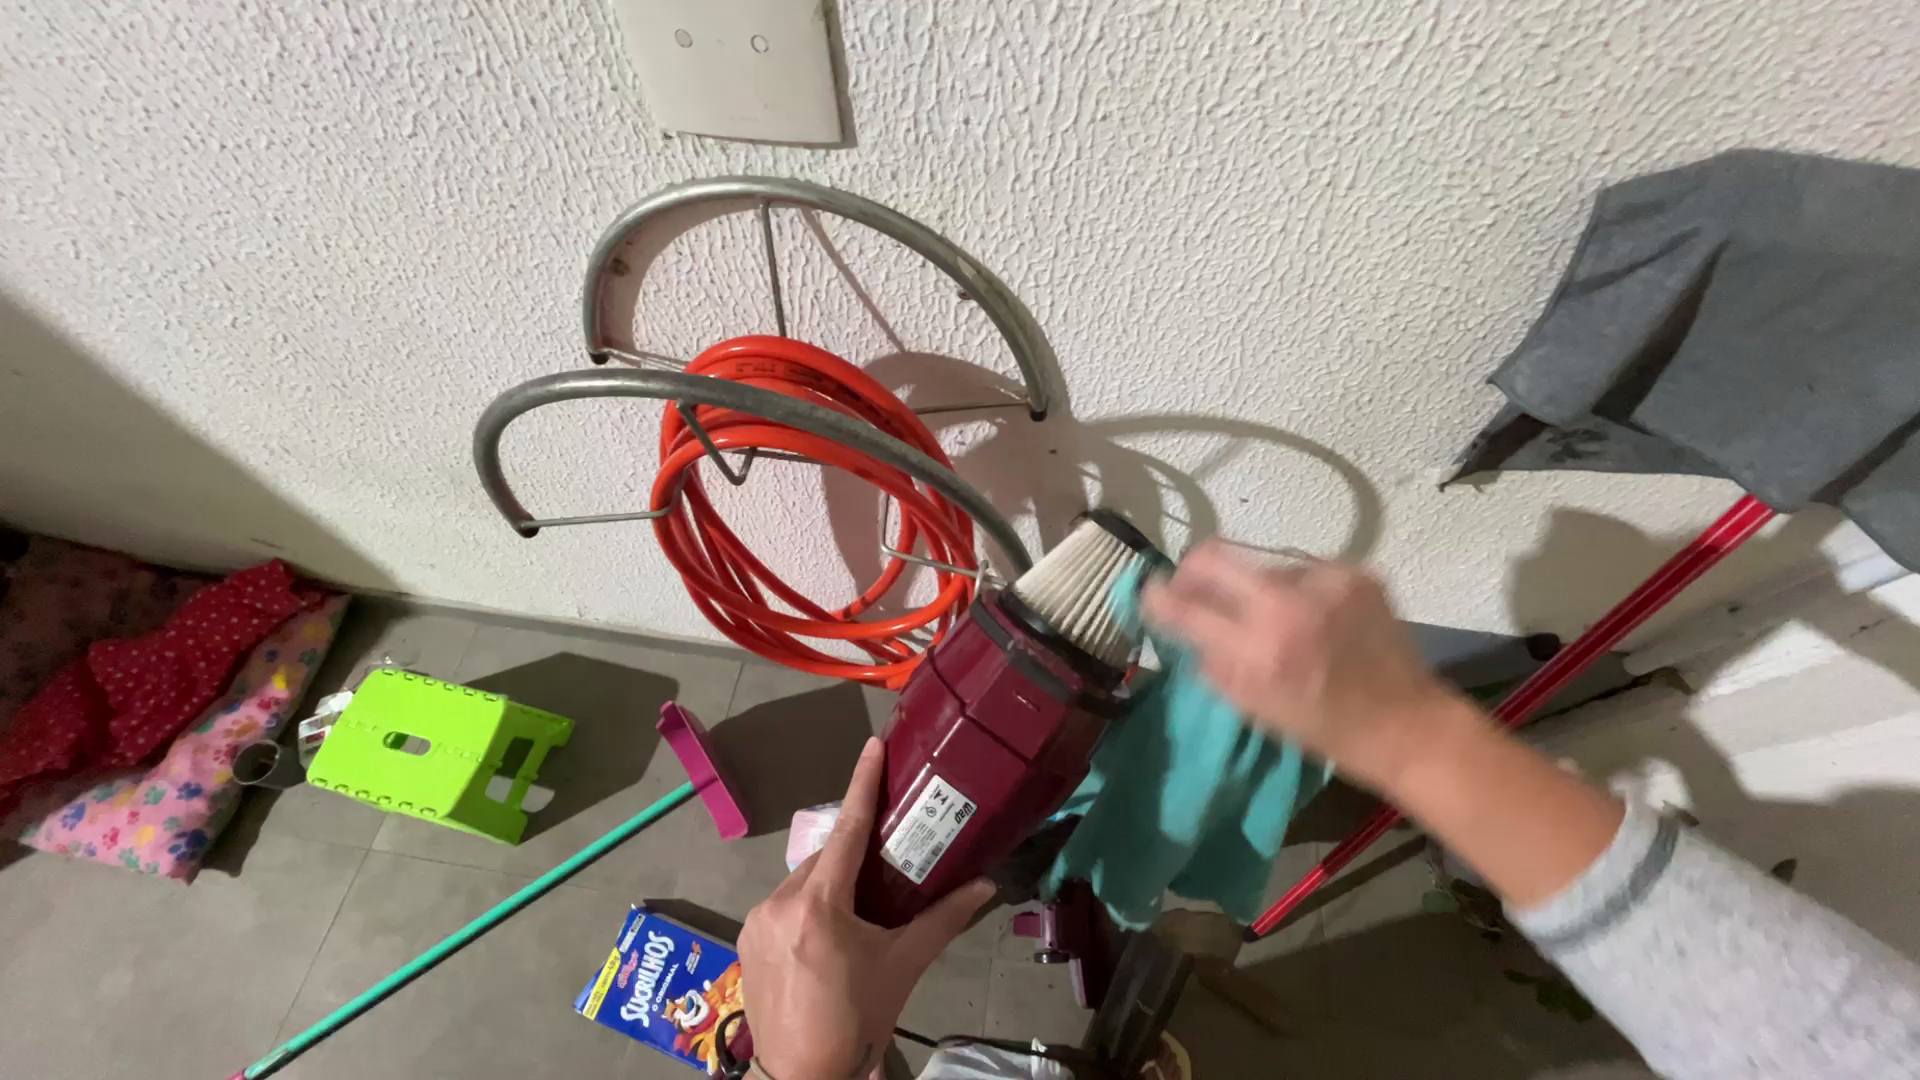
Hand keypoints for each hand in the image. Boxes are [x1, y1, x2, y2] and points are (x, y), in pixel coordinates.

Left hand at [739, 737, 994, 1079]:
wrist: (801, 1079)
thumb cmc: (857, 1019)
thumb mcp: (903, 965)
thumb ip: (943, 919)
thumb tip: (985, 885)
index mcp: (819, 904)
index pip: (849, 830)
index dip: (864, 783)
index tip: (874, 745)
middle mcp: (780, 902)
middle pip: (827, 859)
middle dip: (854, 857)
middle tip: (882, 870)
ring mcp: (756, 920)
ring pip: (803, 880)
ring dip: (830, 884)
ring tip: (856, 914)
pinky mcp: (746, 938)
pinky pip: (784, 903)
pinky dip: (807, 905)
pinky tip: (825, 934)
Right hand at [1140, 542, 1465, 788]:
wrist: (1406, 723)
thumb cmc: (1322, 727)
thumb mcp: (1252, 706)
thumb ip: (1211, 661)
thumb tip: (1184, 626)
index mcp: (1257, 650)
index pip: (1184, 606)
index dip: (1156, 596)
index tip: (1147, 591)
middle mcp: (1286, 604)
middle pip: (1211, 555)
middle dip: (1190, 568)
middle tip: (1190, 584)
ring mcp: (1324, 581)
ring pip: (1258, 560)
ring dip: (1249, 583)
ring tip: (1268, 613)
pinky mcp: (1353, 571)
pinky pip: (1300, 568)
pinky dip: (1292, 588)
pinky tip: (1308, 613)